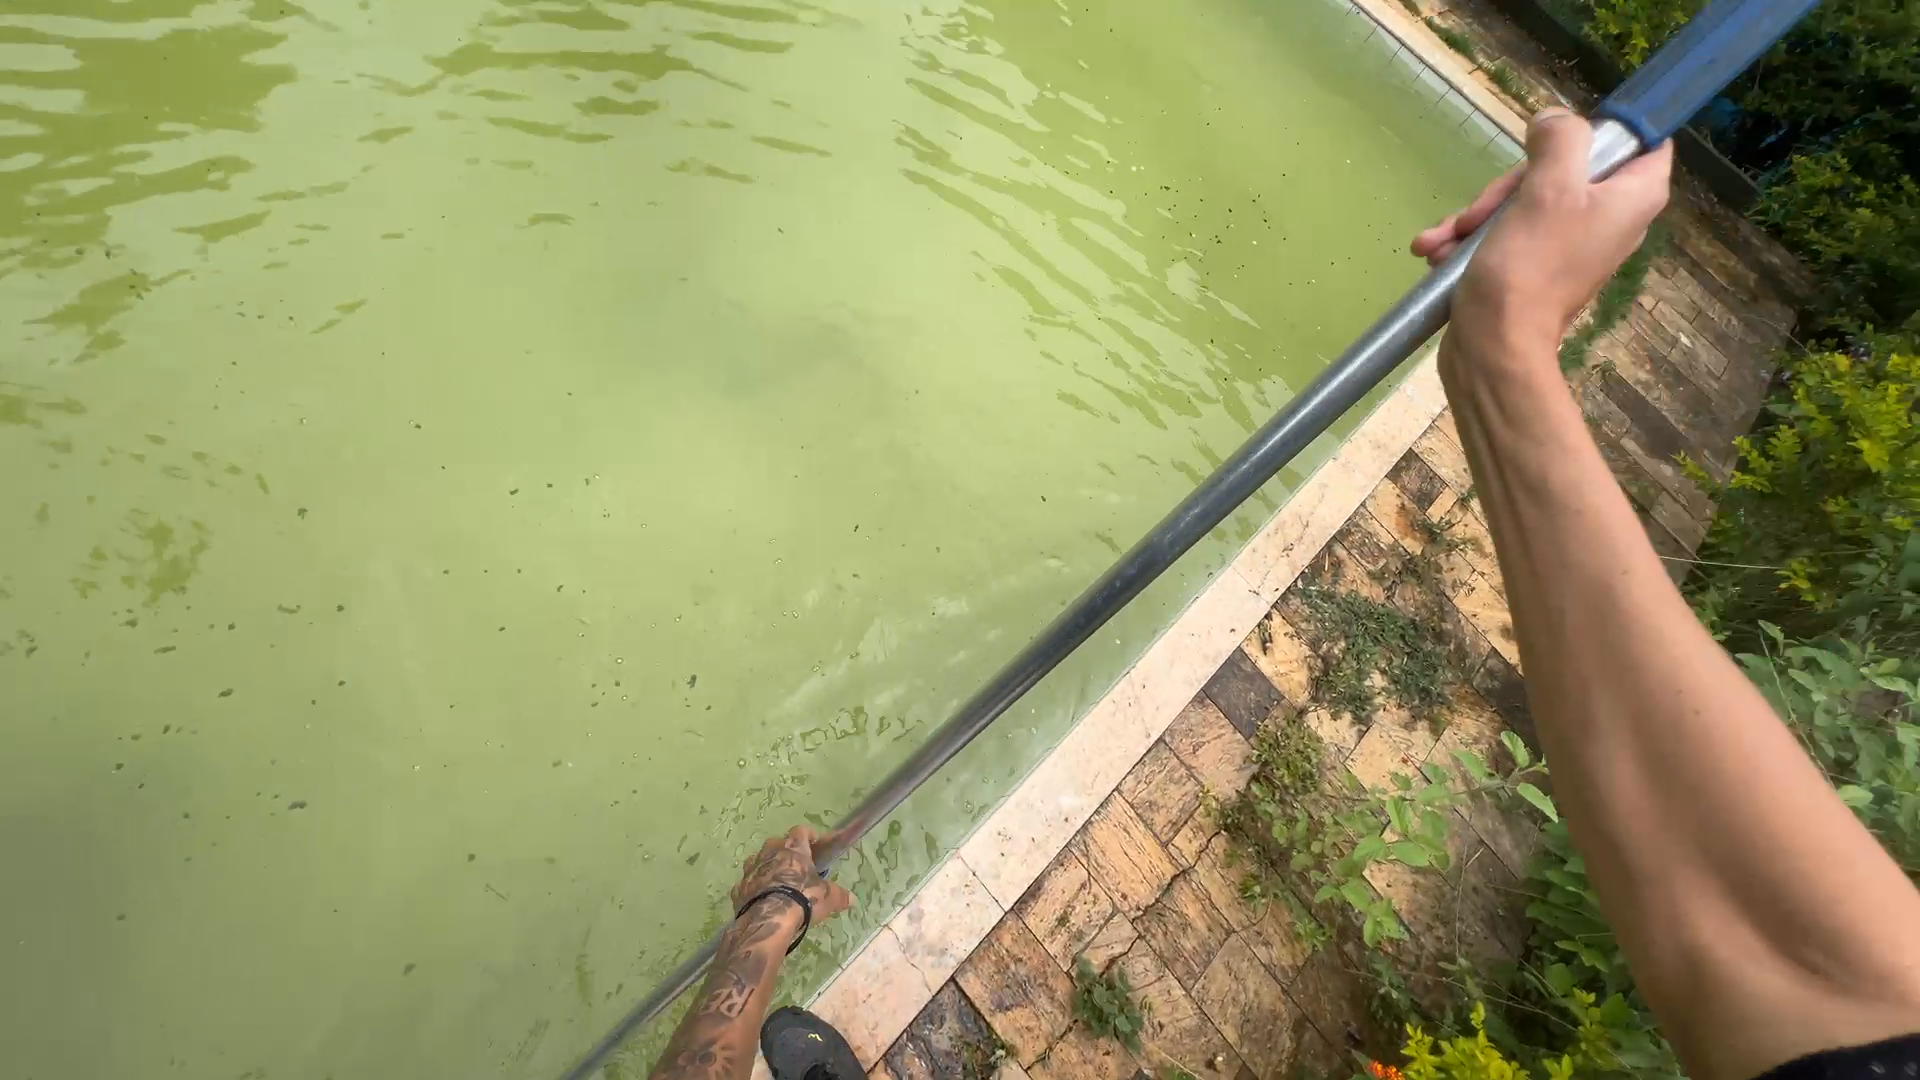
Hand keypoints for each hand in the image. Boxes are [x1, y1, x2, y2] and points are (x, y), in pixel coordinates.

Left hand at [732, 826, 854, 923]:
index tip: (814, 843)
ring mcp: (752, 869)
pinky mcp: (738, 888)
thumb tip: (852, 899)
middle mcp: (771, 853)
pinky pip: (746, 882)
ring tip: (775, 881)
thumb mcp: (827, 897)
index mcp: (793, 849)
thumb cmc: (802, 899)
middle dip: (784, 851)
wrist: (768, 920)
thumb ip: (839, 895)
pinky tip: (759, 898)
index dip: (808, 835)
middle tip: (795, 866)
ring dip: (766, 866)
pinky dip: (752, 887)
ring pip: (758, 860)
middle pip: (776, 843)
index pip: (801, 831)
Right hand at [1411, 109, 1672, 366]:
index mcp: (1634, 196)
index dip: (1591, 137)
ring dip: (1470, 223)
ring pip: (1519, 210)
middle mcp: (1607, 221)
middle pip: (1558, 176)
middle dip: (1501, 194)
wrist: (1492, 346)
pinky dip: (1466, 247)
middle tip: (1472, 215)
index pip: (1637, 140)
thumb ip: (1559, 141)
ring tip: (1438, 242)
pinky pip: (1501, 242)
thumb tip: (1553, 119)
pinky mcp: (1527, 275)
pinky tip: (1434, 255)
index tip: (1544, 151)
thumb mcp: (1546, 189)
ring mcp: (1565, 251)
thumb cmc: (1527, 267)